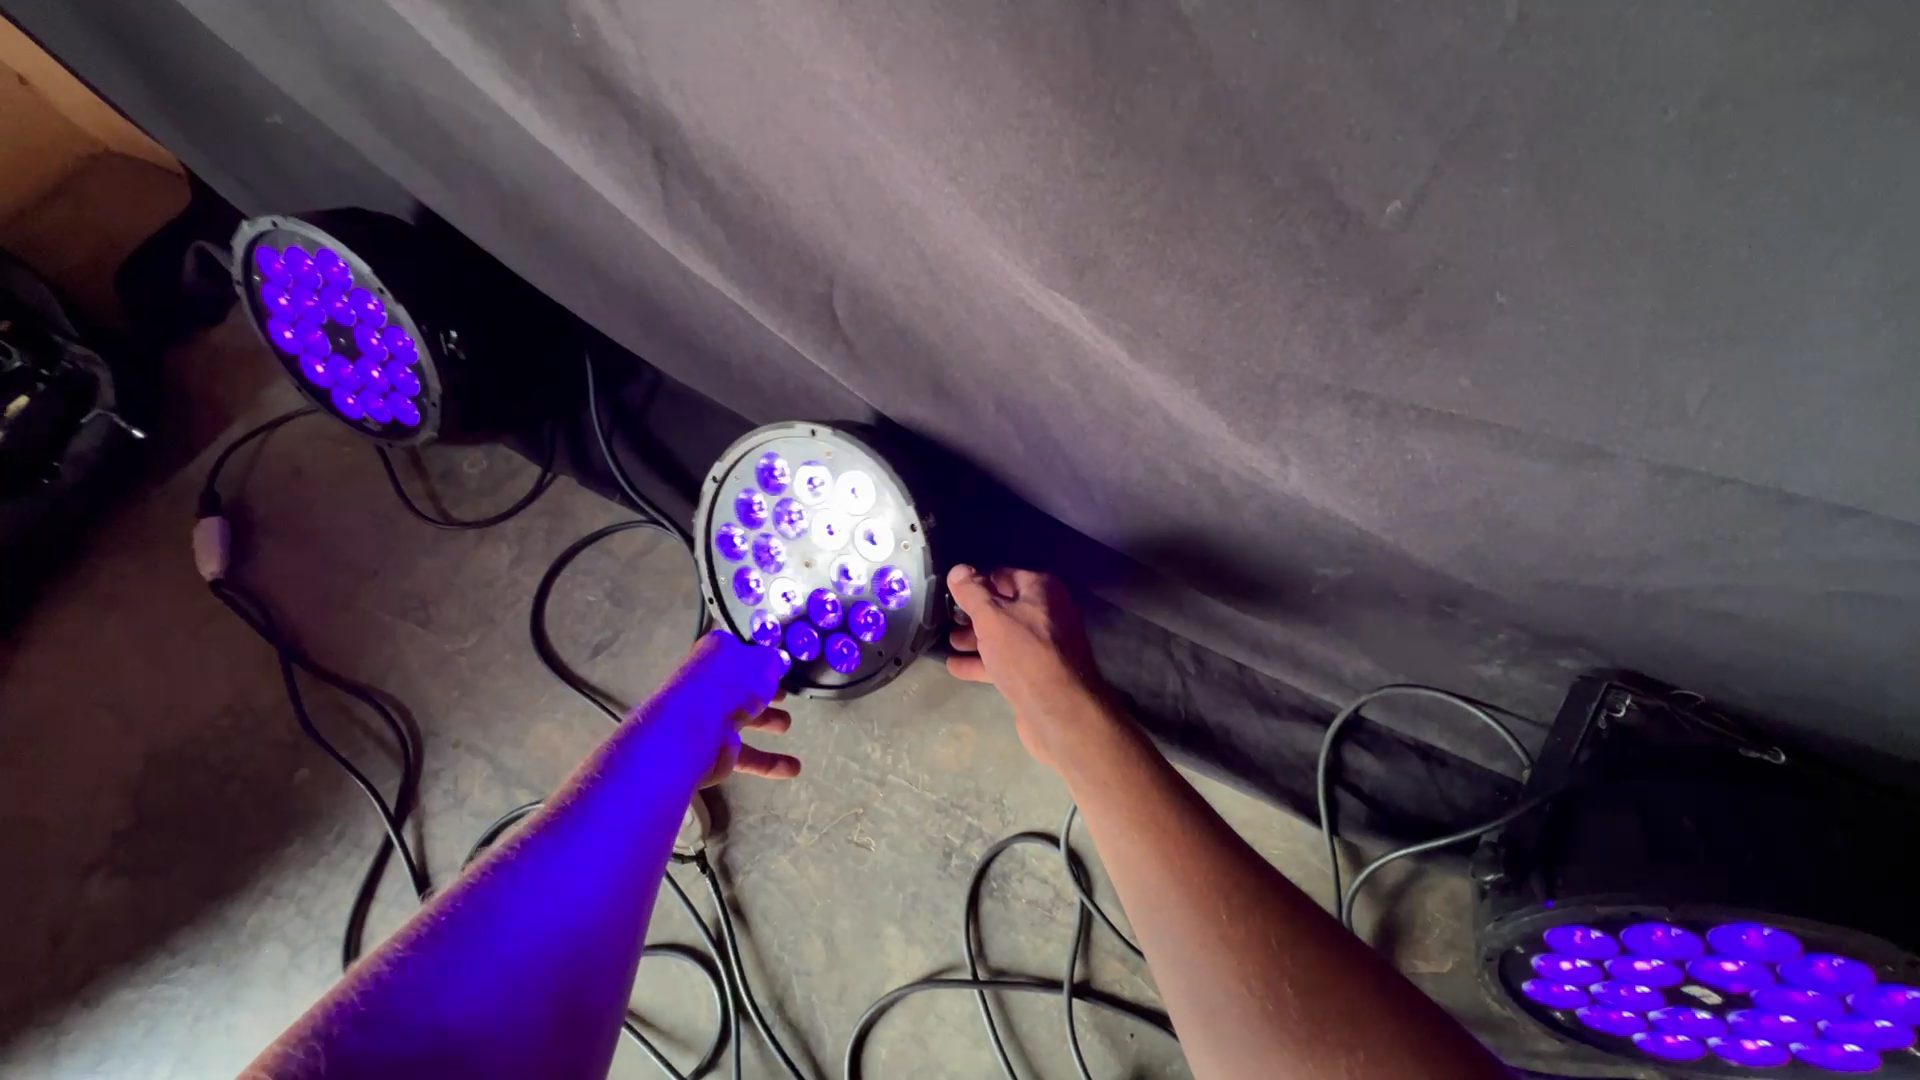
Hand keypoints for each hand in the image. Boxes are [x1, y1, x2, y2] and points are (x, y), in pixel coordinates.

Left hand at [658, 632, 802, 786]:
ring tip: (786, 725)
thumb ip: (775, 662)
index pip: (738, 651)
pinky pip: (747, 755)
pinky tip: (794, 768)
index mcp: (716, 654)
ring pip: (742, 718)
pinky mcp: (715, 750)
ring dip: (765, 721)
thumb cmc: (730, 685)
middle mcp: (709, 684)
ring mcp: (709, 719)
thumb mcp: (764, 663)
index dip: (759, 657)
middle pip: (740, 687)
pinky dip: (769, 762)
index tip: (779, 665)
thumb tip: (780, 661)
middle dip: (762, 691)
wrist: (694, 730)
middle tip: (783, 694)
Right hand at [945, 565, 1113, 767]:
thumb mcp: (992, 617)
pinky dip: (983, 662)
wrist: (1058, 711)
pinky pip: (1006, 661)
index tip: (951, 595)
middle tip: (946, 621)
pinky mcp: (1037, 673)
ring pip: (1003, 636)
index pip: (1002, 575)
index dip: (976, 584)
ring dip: (976, 639)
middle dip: (974, 615)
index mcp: (1042, 590)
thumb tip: (958, 569)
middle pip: (1003, 607)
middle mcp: (1048, 612)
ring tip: (948, 643)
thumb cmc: (1025, 653)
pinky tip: (956, 667)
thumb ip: (973, 593)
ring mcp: (1044, 645)